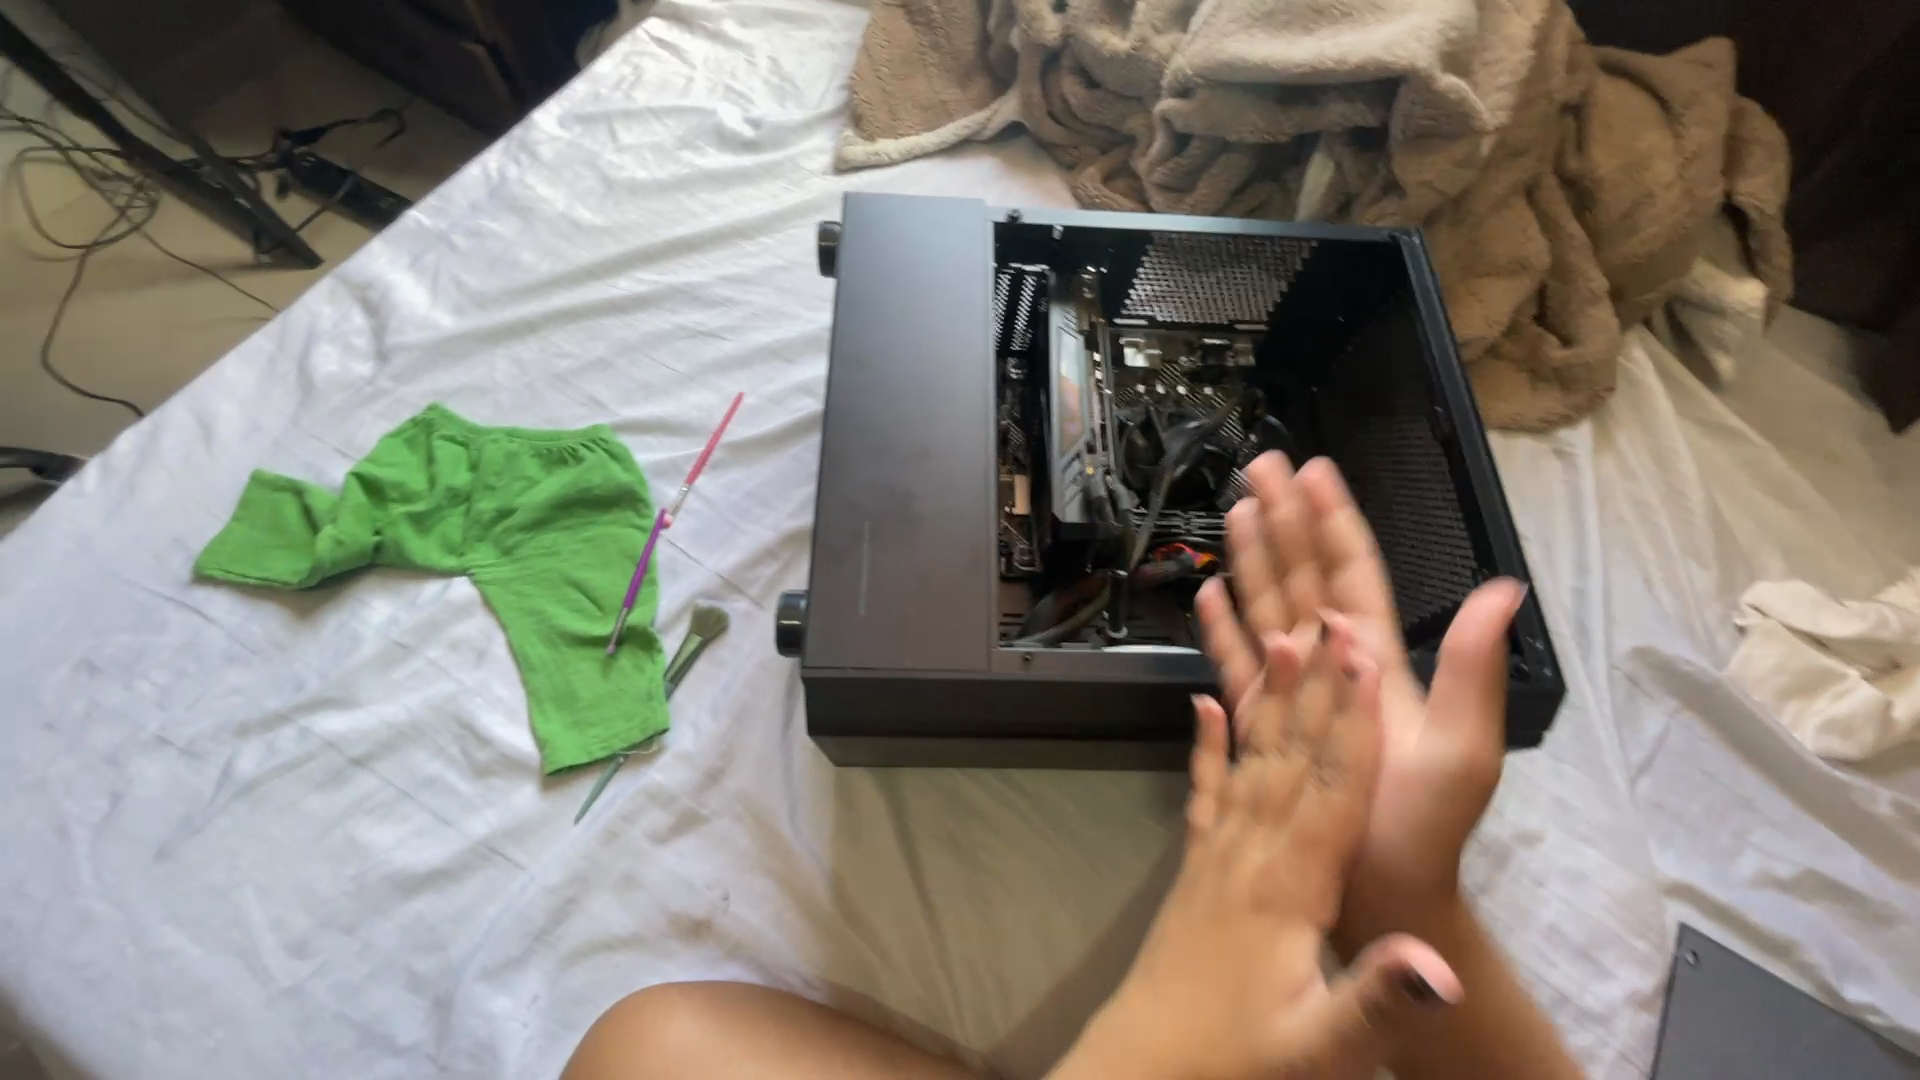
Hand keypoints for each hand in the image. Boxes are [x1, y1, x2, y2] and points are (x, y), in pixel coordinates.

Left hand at [1053, 619, 1459, 1079]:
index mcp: (1289, 888)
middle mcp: (1249, 852)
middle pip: (1288, 756)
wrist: (1143, 1065)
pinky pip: (1203, 789)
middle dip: (1312, 688)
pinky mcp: (1195, 862)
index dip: (1351, 725)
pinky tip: (1205, 702)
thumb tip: (1443, 969)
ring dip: (1265, 699)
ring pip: (1248, 760)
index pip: (1329, 790)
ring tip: (1275, 640)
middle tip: (1322, 621)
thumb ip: (1375, 1005)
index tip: (1364, 663)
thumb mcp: (1318, 1052)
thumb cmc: (1234, 1062)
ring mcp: (1216, 851)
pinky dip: (1207, 744)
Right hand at [1195, 453, 1529, 927]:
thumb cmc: (1423, 819)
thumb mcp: (1462, 745)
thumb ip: (1469, 666)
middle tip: (1260, 467)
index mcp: (1375, 655)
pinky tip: (1210, 593)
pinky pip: (1234, 661)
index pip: (1351, 572)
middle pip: (1299, 575)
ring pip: (1265, 606)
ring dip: (1250, 559)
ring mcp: (1290, 685)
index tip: (1314, 472)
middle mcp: (1329, 658)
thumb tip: (1502, 588)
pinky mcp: (1259, 716)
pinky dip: (1220, 627)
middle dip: (1281, 519)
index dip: (1331, 521)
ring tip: (1236, 512)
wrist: (1379, 882)